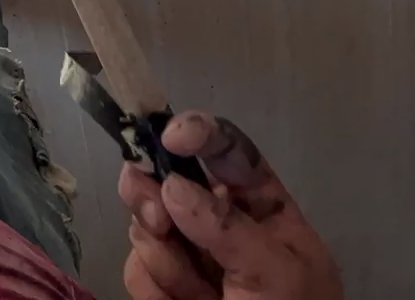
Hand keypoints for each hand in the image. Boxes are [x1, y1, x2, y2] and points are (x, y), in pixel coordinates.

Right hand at [118, 112, 341, 299]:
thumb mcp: (279, 280)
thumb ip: (228, 227)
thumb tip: (171, 186)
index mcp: (262, 210)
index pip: (227, 149)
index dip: (197, 131)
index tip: (170, 138)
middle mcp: (219, 222)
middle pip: (165, 175)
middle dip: (151, 193)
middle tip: (157, 218)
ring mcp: (188, 254)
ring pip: (143, 222)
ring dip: (164, 259)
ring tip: (195, 295)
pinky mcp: (163, 286)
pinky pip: (136, 268)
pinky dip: (155, 291)